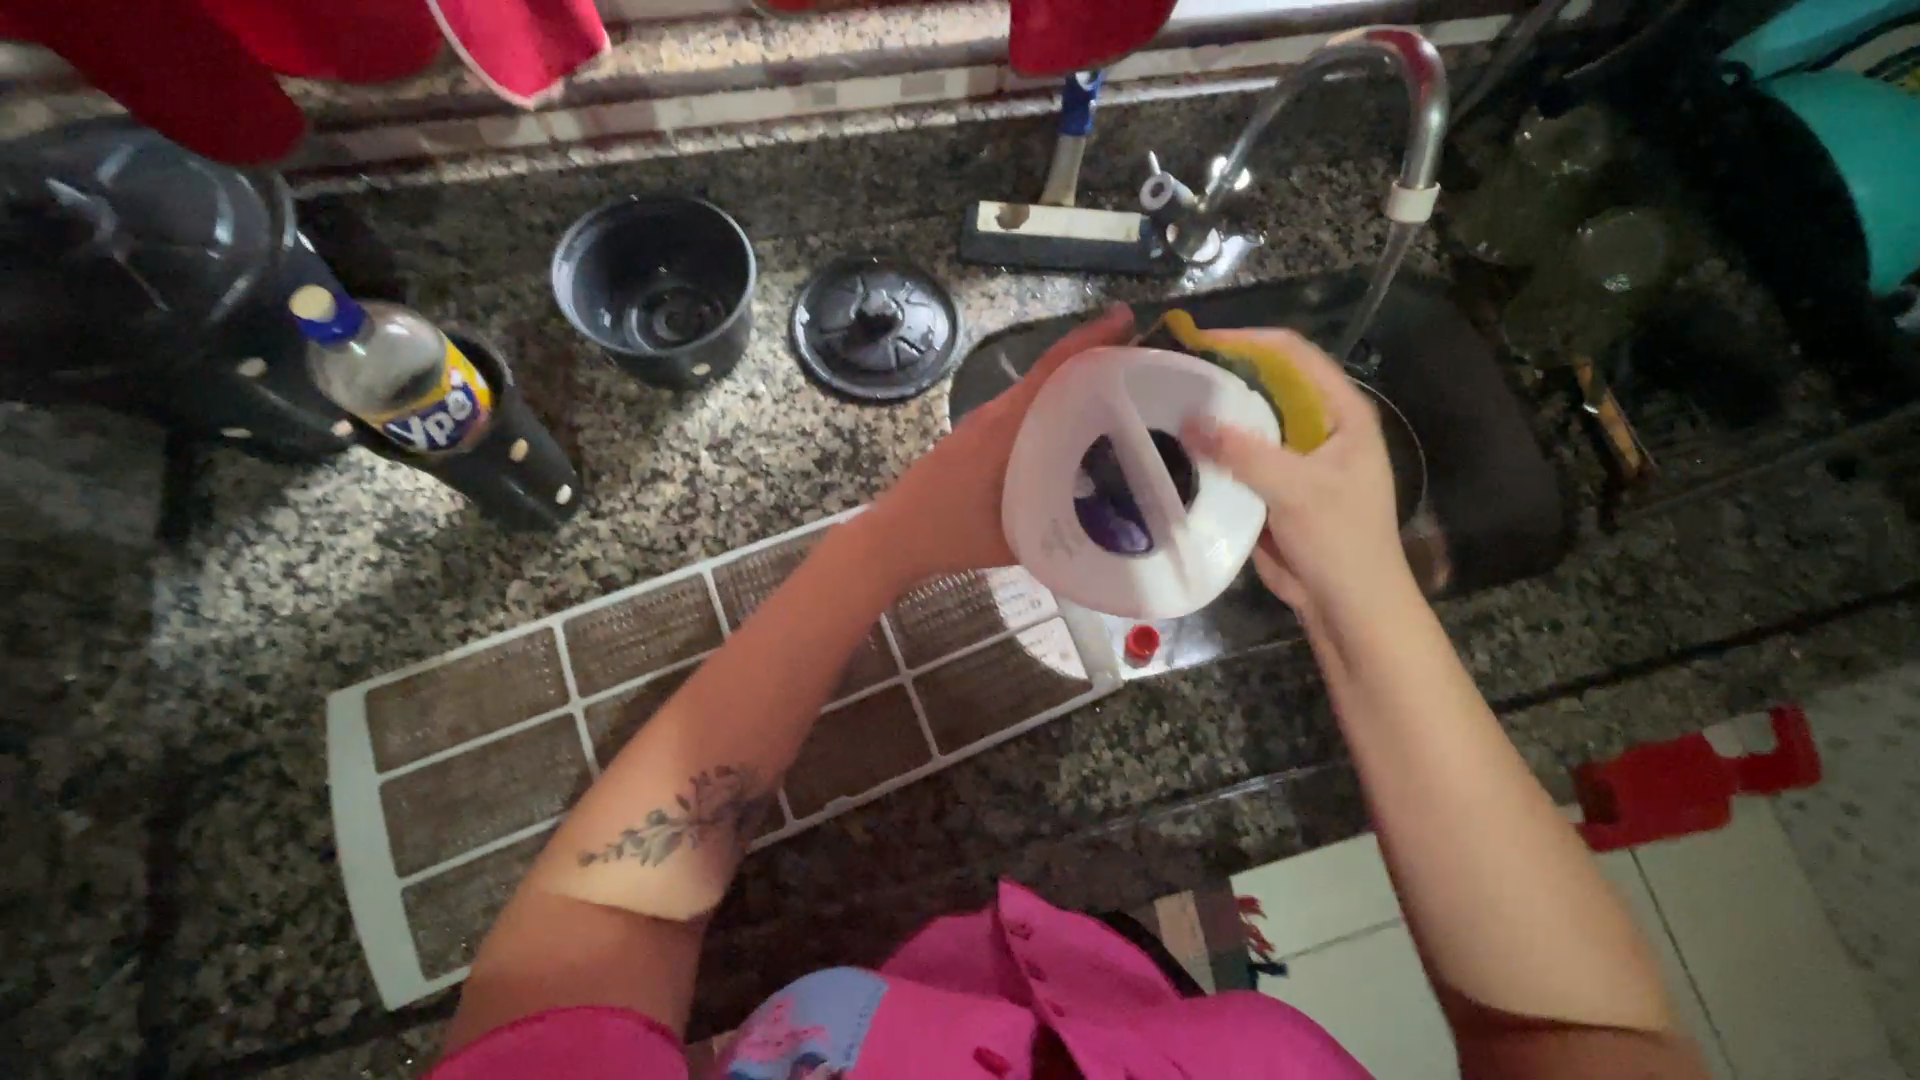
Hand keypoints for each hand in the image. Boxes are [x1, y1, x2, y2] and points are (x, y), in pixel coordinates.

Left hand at [868, 303, 1135, 582]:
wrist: (895, 536)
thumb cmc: (951, 535)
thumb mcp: (1017, 537)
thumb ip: (1062, 524)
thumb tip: (1109, 517)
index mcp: (1006, 428)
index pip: (1053, 371)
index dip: (1090, 342)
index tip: (1125, 319)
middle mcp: (994, 415)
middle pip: (1049, 374)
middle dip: (1093, 361)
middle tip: (1138, 363)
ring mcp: (980, 425)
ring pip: (1035, 394)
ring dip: (1071, 386)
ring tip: (1115, 393)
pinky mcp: (973, 438)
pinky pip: (1022, 412)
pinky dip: (1050, 408)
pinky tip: (1070, 430)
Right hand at [1180, 329, 1413, 620]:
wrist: (1349, 604)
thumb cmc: (1339, 540)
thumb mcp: (1295, 490)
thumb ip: (1243, 453)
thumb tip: (1189, 421)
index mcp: (1341, 412)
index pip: (1292, 355)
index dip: (1247, 341)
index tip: (1196, 343)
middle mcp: (1319, 425)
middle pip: (1267, 385)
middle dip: (1223, 377)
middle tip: (1171, 375)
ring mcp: (1295, 456)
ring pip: (1249, 422)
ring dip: (1214, 416)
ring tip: (1166, 407)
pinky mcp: (1274, 486)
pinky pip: (1239, 458)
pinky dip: (1214, 451)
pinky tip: (1180, 450)